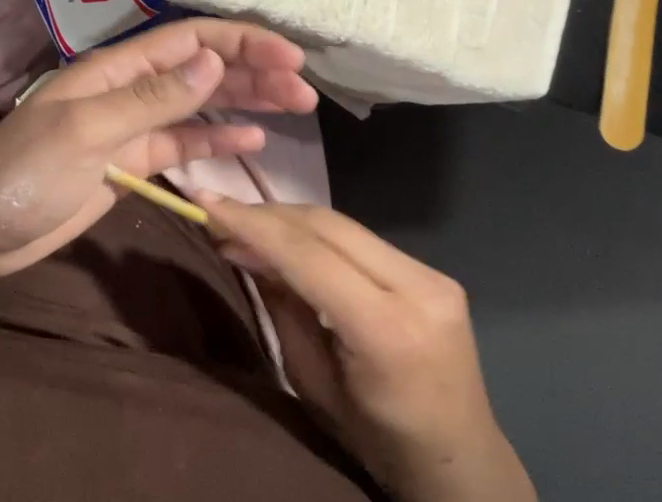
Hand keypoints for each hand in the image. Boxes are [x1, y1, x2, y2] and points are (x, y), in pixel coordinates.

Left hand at [0, 18, 317, 279]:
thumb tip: (213, 61)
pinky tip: (250, 142)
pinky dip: (213, 143)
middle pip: (196, 71)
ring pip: (195, 108)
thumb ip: (151, 99)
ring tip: (294, 109)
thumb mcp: (87, 132)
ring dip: (241, 104)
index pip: (184, 42)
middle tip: (304, 91)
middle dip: (249, 72)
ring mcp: (126, 130)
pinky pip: (179, 147)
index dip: (237, 43)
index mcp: (110, 72)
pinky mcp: (127, 167)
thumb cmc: (24, 175)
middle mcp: (123, 92)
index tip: (289, 59)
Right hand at [199, 198, 535, 501]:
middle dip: (263, 214)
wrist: (459, 460)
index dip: (250, 223)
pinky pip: (356, 237)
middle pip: (323, 226)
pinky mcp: (431, 272)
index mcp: (389, 330)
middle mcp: (419, 290)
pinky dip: (312, 233)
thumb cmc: (373, 436)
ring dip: (285, 220)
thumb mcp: (309, 377)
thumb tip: (239, 246)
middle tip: (215, 215)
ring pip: (338, 224)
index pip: (306, 254)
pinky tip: (283, 241)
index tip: (202, 200)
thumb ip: (280, 303)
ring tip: (241, 227)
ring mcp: (432, 276)